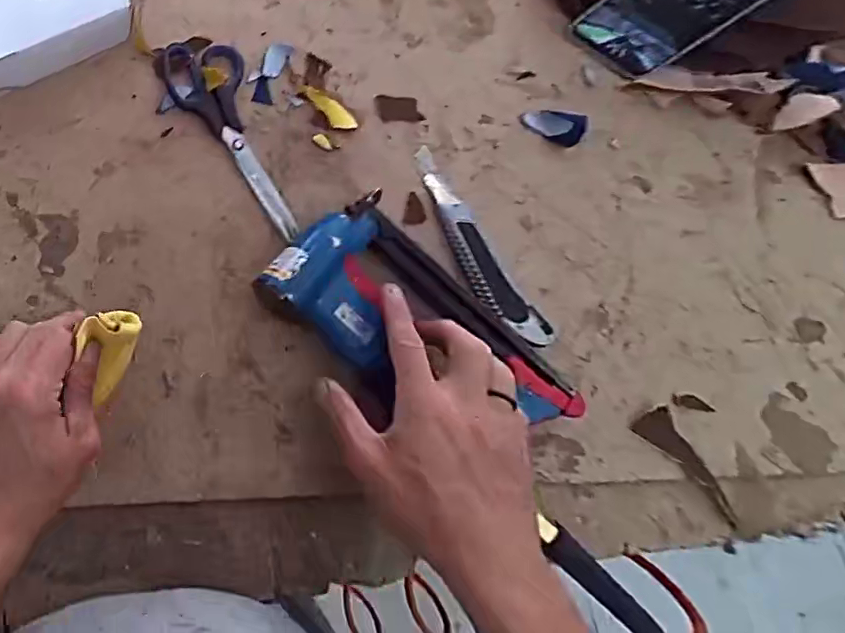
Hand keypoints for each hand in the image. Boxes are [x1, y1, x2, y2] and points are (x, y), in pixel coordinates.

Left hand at [0, 313, 102, 632]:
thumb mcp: (81, 441)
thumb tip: (93, 348)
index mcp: (31, 389)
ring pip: (17, 330)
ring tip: (57, 362)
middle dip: (66, 331)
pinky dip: (16, 344)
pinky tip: (30, 366)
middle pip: (40, 328)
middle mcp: (3, 376)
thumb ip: (86, 388)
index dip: (82, 329)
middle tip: (84, 354)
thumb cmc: (41, 484)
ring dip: (41, 336)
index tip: (99, 338)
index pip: (59, 333)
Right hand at [318, 284, 584, 631]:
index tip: (391, 290)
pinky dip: (494, 384)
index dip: (396, 311)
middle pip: (462, 341)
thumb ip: (346, 421)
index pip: (407, 342)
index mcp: (425, 401)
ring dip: (473, 350)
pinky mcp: (519, 436)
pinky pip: (510, 394)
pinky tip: (484, 401)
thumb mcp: (371, 468)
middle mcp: (465, 398)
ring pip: (494, 361)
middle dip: (443, 326)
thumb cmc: (426, 512)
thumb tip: (326, 386)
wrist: (491, 554)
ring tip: (457, 358)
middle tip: (426, 332)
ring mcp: (498, 415)